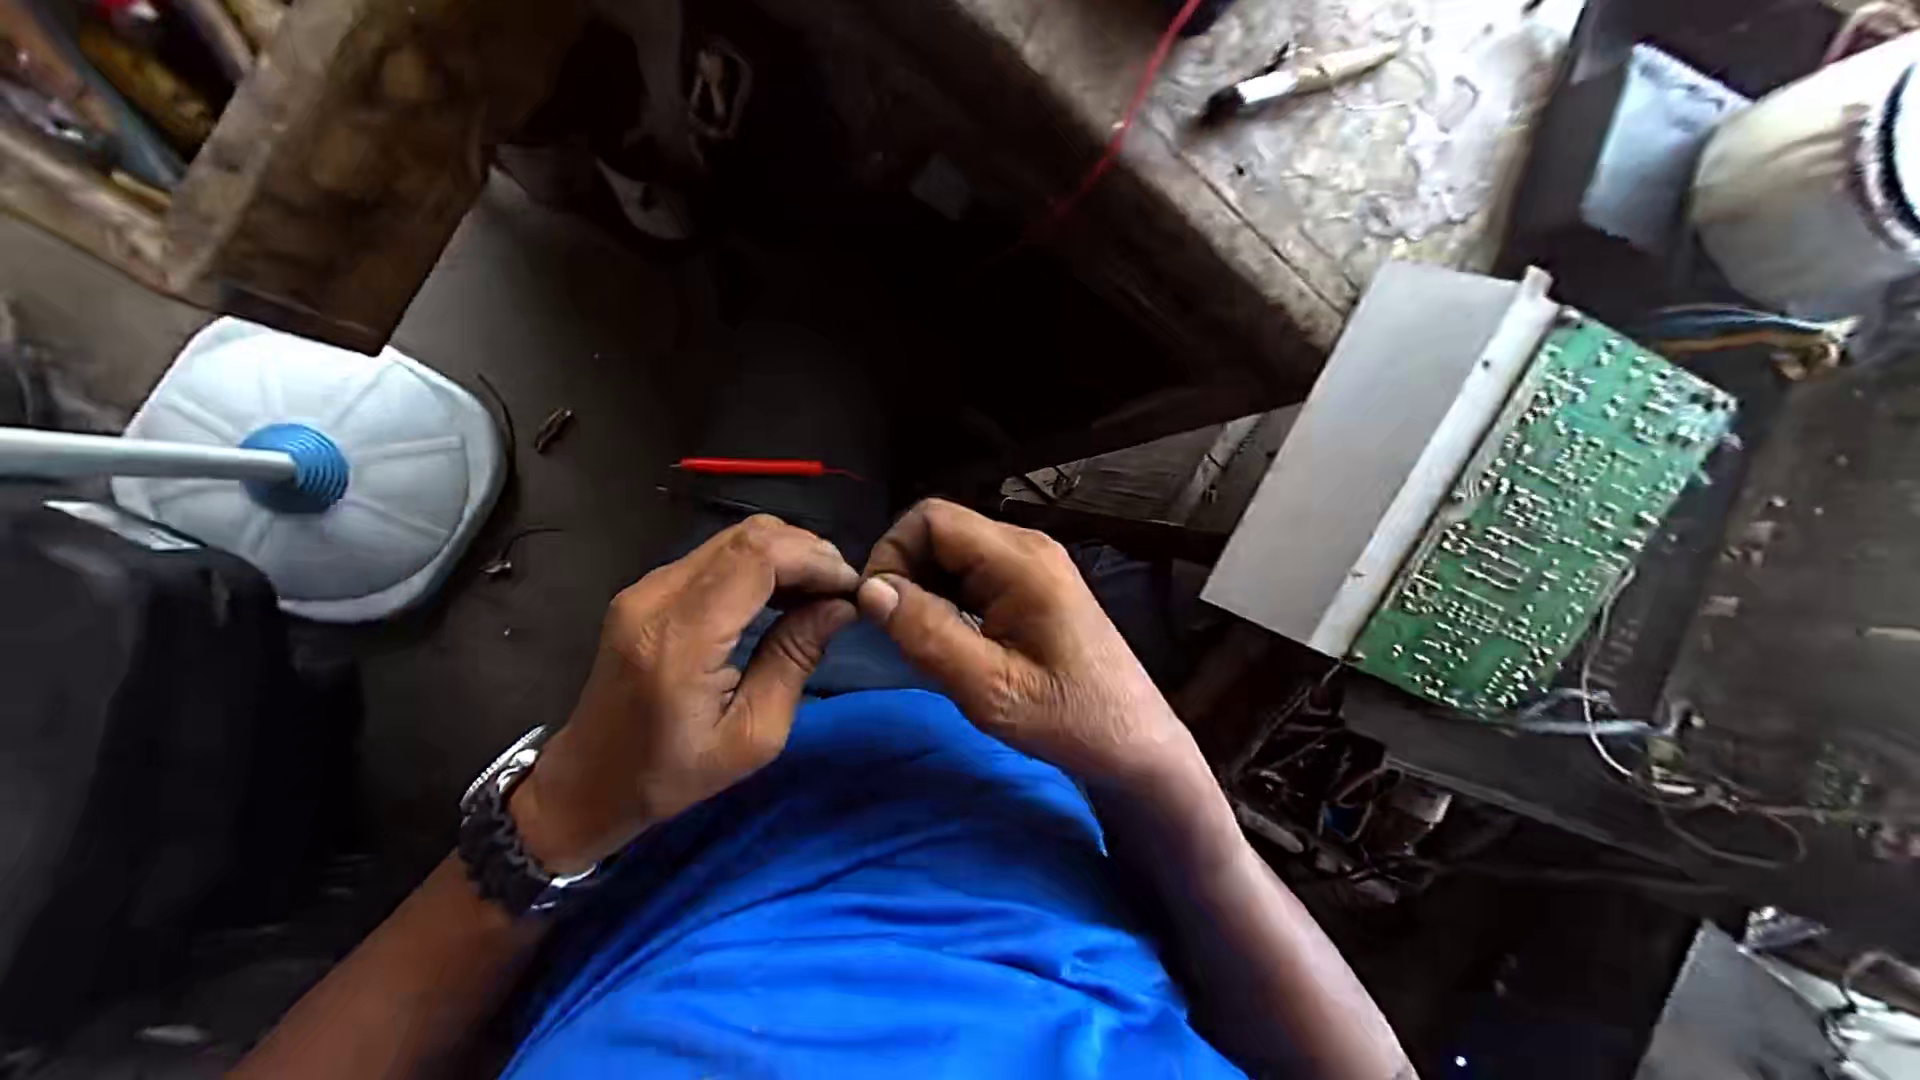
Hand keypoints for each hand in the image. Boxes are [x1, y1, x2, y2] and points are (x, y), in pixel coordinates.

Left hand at [512, 515, 858, 872]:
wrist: (586, 782)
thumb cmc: (671, 774)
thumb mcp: (753, 736)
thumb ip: (795, 660)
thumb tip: (840, 607)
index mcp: (680, 638)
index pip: (758, 557)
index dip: (815, 559)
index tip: (850, 589)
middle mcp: (657, 595)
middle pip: (749, 536)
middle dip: (808, 552)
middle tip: (840, 591)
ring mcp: (647, 586)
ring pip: (736, 537)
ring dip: (788, 555)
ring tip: (819, 592)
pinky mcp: (648, 588)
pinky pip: (718, 554)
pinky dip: (762, 563)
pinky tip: (783, 593)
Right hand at [856, 498, 1199, 792]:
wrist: (1134, 741)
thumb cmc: (1071, 719)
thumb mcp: (991, 689)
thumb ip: (928, 635)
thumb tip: (869, 590)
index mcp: (1020, 561)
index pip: (931, 518)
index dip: (891, 553)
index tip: (880, 610)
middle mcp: (1026, 547)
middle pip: (940, 531)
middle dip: (906, 573)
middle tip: (901, 633)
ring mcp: (1033, 564)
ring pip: (952, 554)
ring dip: (925, 589)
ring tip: (926, 641)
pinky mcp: (1033, 585)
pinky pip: (972, 574)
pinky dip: (946, 599)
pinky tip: (950, 640)